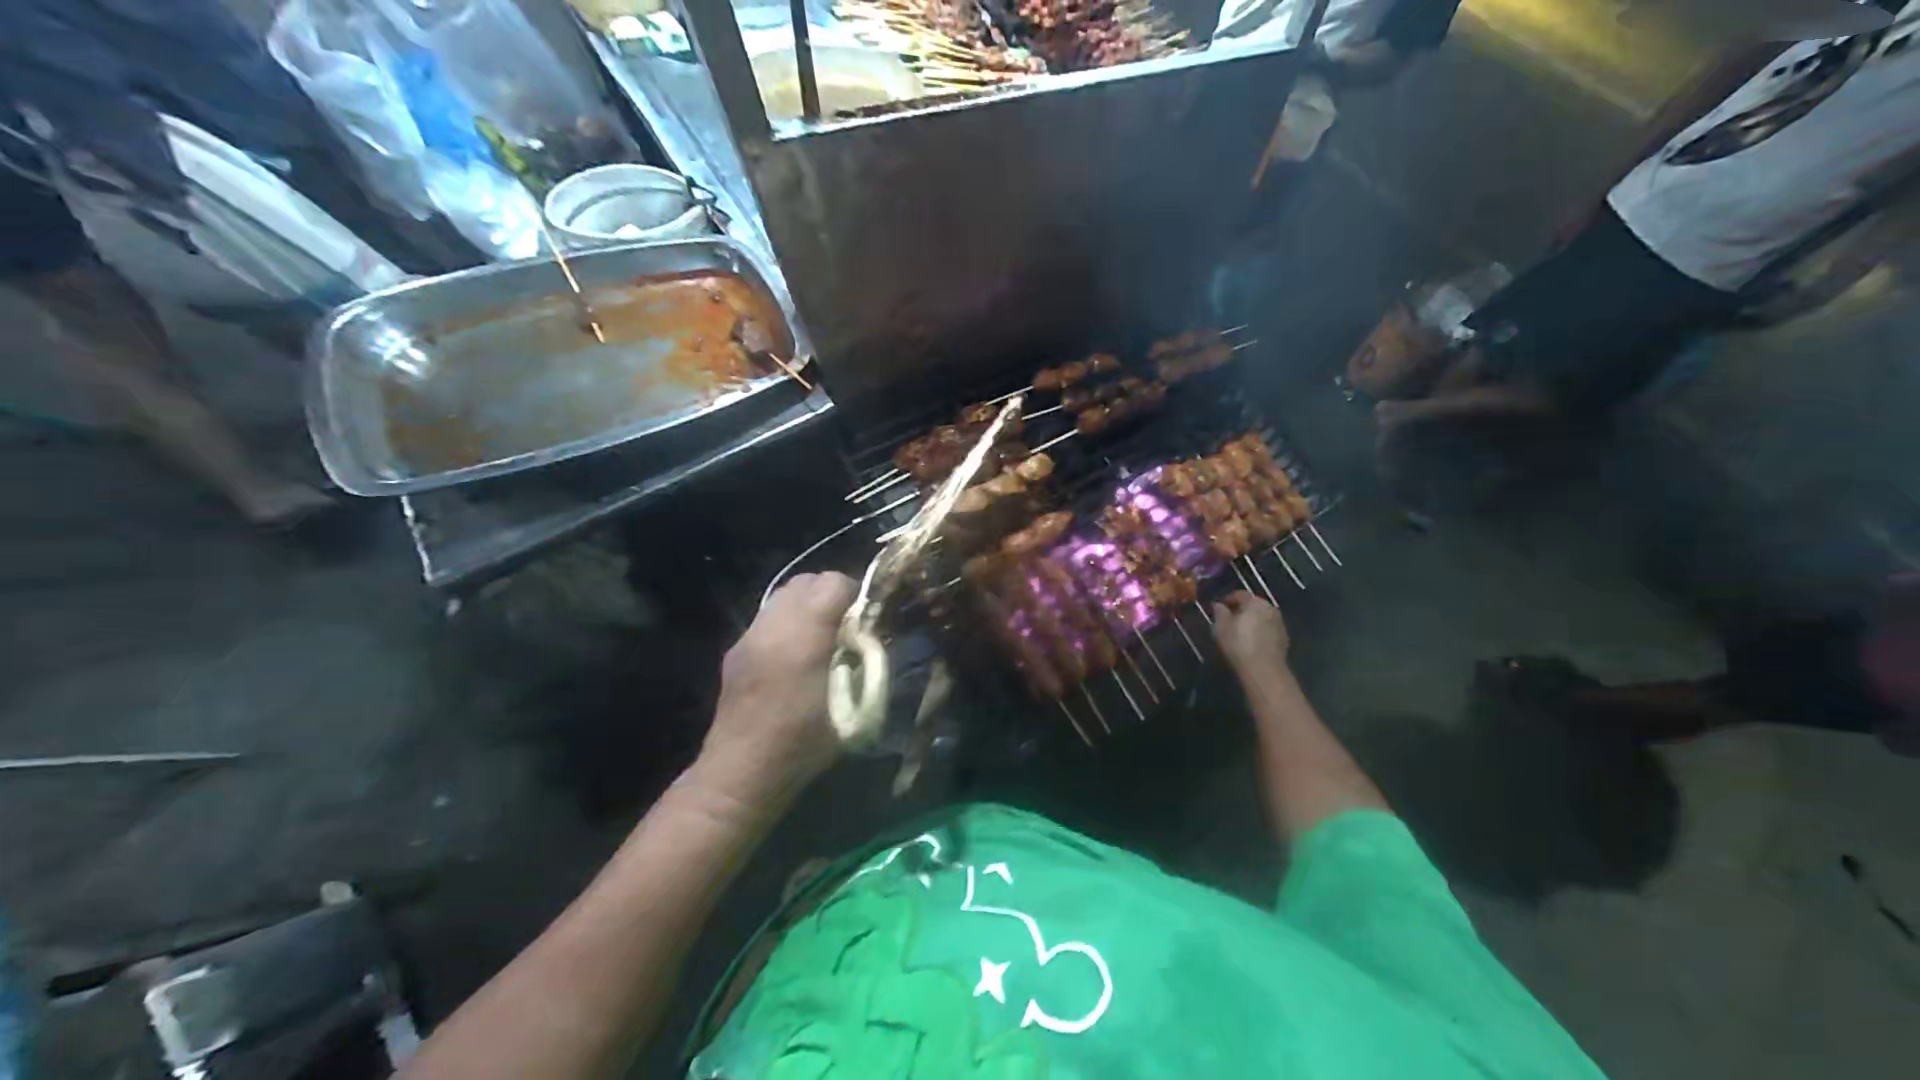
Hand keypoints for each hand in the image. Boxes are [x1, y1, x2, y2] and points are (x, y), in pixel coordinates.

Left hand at [699, 572, 856, 806]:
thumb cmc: (802, 745)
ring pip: (783, 595)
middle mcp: (772, 626)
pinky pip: (767, 617)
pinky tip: (793, 654)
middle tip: (845, 626)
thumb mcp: (851, 709)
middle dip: (830, 595)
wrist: (741, 773)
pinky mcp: (736, 649)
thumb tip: (872, 637)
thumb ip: (863, 663)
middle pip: (806, 581)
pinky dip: (786, 622)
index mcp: (803, 638)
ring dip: (807, 606)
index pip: (833, 583)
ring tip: (820, 637)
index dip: (855, 595)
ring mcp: (749, 635)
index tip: (865, 619)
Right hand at [1211, 591, 1290, 676]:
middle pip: (1253, 605)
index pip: (1239, 594)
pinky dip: (1259, 631)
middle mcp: (1270, 608)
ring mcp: (1279, 623)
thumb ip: (1219, 612)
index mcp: (1255, 602)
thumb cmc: (1238, 644)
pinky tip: (1250, 642)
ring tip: (1238, 632)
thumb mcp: (1221, 627)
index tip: (1218, 609)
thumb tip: (1218, 605)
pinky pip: (1268, 629)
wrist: (1264, 670)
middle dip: (1240, 610)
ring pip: (1261, 617)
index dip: (1227, 600)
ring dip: (1251, 621)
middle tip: (1228, 620)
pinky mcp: (1284, 638)